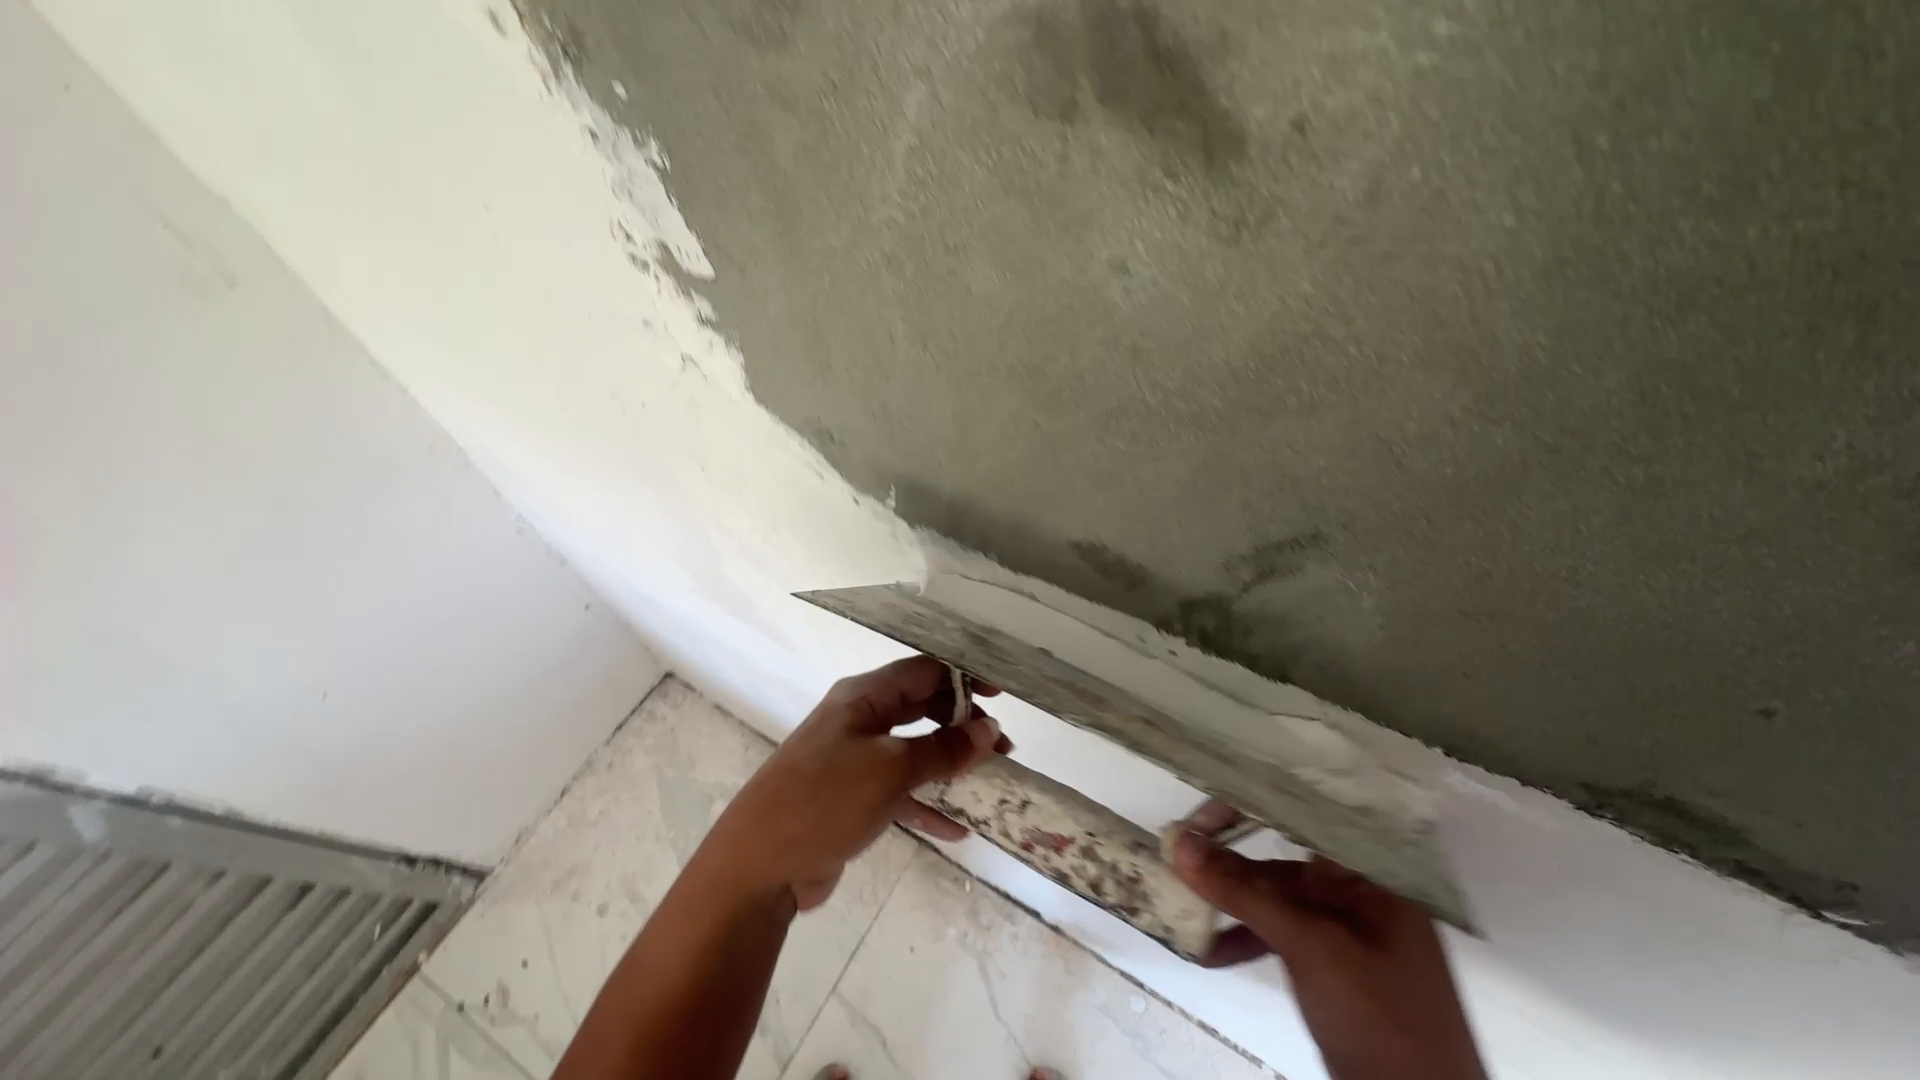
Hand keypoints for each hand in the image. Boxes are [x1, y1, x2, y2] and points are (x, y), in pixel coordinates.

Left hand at [700, 657, 1005, 910]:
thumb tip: (989, 729)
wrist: (758, 865)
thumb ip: (943, 749)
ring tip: (991, 781)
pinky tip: (959, 830)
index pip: (923, 671)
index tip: (1003, 697)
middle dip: (963, 724)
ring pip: (913, 753)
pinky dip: (928, 806)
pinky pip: (900, 794)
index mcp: (862, 698)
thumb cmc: (824, 801)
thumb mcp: (890, 770)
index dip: (964, 678)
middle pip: (921, 709)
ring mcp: (853, 761)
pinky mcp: (851, 800)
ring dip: (951, 765)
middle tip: (1003, 748)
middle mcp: (858, 721)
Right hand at [1171, 810, 1487, 1079]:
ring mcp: (1346, 928)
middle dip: (1228, 853)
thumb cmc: (1379, 1015)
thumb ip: (1244, 892)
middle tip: (1174, 848)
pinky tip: (1207, 951)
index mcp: (1372, 870)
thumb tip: (1178, 843)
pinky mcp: (1331, 963)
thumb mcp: (1308, 947)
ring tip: (1178, 900)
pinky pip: (1279, 933)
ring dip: (1229, 900)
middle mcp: (1360, 888)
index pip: (1305, 812)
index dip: (1250, 801)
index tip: (1200, 806)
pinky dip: (1244, 938)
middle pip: (1283, 853)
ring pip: (1275, 896)